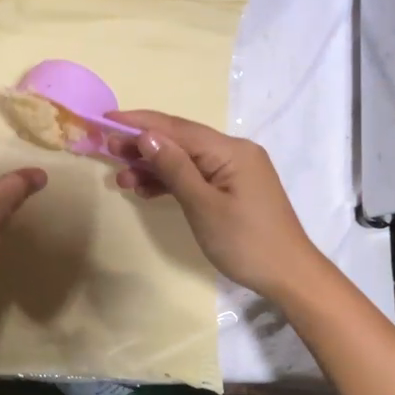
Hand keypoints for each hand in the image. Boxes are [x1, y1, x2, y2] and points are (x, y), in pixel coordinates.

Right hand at [106, 110, 324, 298]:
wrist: (289, 275)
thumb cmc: (246, 242)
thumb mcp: (203, 206)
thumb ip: (174, 169)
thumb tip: (146, 135)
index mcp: (230, 150)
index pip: (177, 128)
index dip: (140, 122)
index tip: (105, 120)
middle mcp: (234, 152)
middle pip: (181, 140)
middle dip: (143, 144)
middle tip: (106, 150)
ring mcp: (235, 170)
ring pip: (186, 159)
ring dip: (154, 165)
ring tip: (121, 177)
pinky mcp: (233, 188)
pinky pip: (196, 175)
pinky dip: (172, 180)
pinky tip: (146, 188)